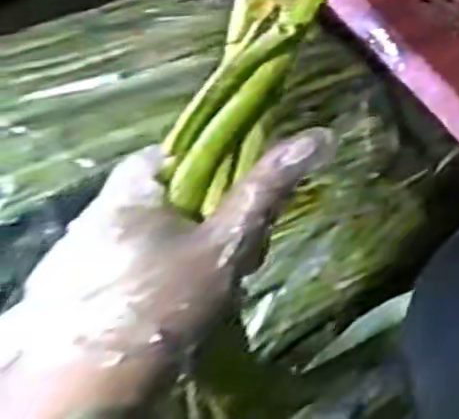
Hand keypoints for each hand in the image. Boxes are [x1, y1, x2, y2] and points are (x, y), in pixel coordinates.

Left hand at [0, 130, 334, 416]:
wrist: (83, 401)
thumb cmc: (159, 306)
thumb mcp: (229, 242)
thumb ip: (268, 188)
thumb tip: (319, 134)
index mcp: (119, 205)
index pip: (163, 155)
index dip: (210, 153)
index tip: (249, 168)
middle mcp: (87, 230)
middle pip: (165, 197)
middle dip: (214, 207)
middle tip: (250, 228)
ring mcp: (72, 271)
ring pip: (152, 234)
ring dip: (194, 241)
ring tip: (227, 266)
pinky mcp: (73, 305)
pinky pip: (132, 267)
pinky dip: (166, 269)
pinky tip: (189, 294)